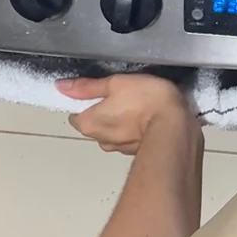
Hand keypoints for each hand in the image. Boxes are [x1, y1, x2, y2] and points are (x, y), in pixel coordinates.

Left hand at [55, 75, 194, 154]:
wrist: (175, 127)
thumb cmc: (145, 100)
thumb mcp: (116, 83)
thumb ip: (88, 86)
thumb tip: (60, 86)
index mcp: (88, 123)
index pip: (76, 114)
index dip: (87, 102)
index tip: (104, 93)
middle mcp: (99, 140)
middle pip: (94, 124)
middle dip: (105, 113)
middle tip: (124, 97)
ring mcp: (118, 149)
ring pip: (113, 133)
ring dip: (121, 123)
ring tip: (140, 108)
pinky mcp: (136, 153)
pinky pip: (130, 139)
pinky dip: (135, 131)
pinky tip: (149, 120)